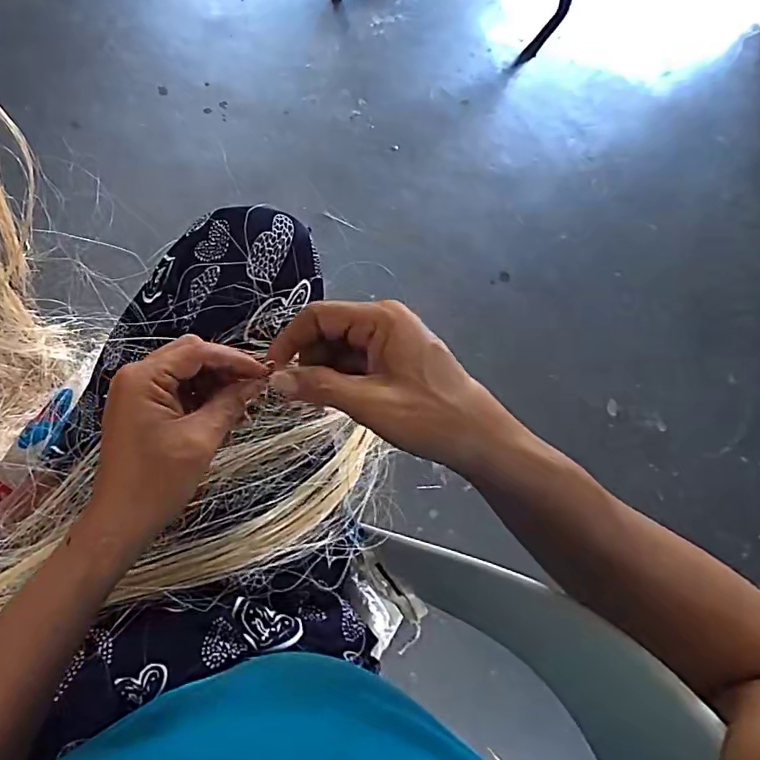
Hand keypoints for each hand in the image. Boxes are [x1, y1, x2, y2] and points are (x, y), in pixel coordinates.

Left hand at [84, 336, 268, 545]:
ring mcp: (133, 392)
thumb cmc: (156, 481)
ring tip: (243, 406)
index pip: (195, 350)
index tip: (265, 370)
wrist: (120, 518)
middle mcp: (134, 376)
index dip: (233, 358)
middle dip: (223, 369)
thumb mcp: (199, 440)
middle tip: (256, 387)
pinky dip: (198, 398)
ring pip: (182, 373)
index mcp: (142, 376)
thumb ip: (227, 405)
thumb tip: (254, 383)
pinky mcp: (137, 408)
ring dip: (212, 384)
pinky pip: (173, 391)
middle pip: (187, 356)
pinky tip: (223, 413)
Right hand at [266, 300, 526, 471]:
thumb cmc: (430, 418)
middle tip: (296, 391)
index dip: (290, 339)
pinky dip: (338, 377)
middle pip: (326, 330)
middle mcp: (385, 320)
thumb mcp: (367, 403)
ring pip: (337, 346)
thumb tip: (275, 380)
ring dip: (322, 370)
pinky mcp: (394, 358)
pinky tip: (337, 400)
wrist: (485, 444)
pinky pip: (353, 359)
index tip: (274, 369)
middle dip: (306, 358)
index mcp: (381, 319)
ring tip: (318, 400)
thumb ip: (317, 386)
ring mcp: (391, 339)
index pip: (318, 315)